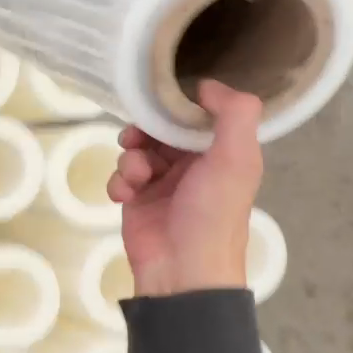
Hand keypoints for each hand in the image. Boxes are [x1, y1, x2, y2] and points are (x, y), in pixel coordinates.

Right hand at [107, 80, 263, 296]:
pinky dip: (117, 183)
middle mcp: (192, 164)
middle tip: (135, 141)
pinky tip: (123, 196)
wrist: (182, 268)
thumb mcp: (235, 160)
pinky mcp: (135, 200)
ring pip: (135, 152)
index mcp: (221, 152)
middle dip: (143, 133)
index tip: (159, 105)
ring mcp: (161, 182)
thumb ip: (233, 116)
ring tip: (134, 179)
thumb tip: (207, 83)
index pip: (196, 116)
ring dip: (129, 160)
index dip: (176, 108)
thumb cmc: (212, 213)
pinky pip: (118, 177)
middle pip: (160, 131)